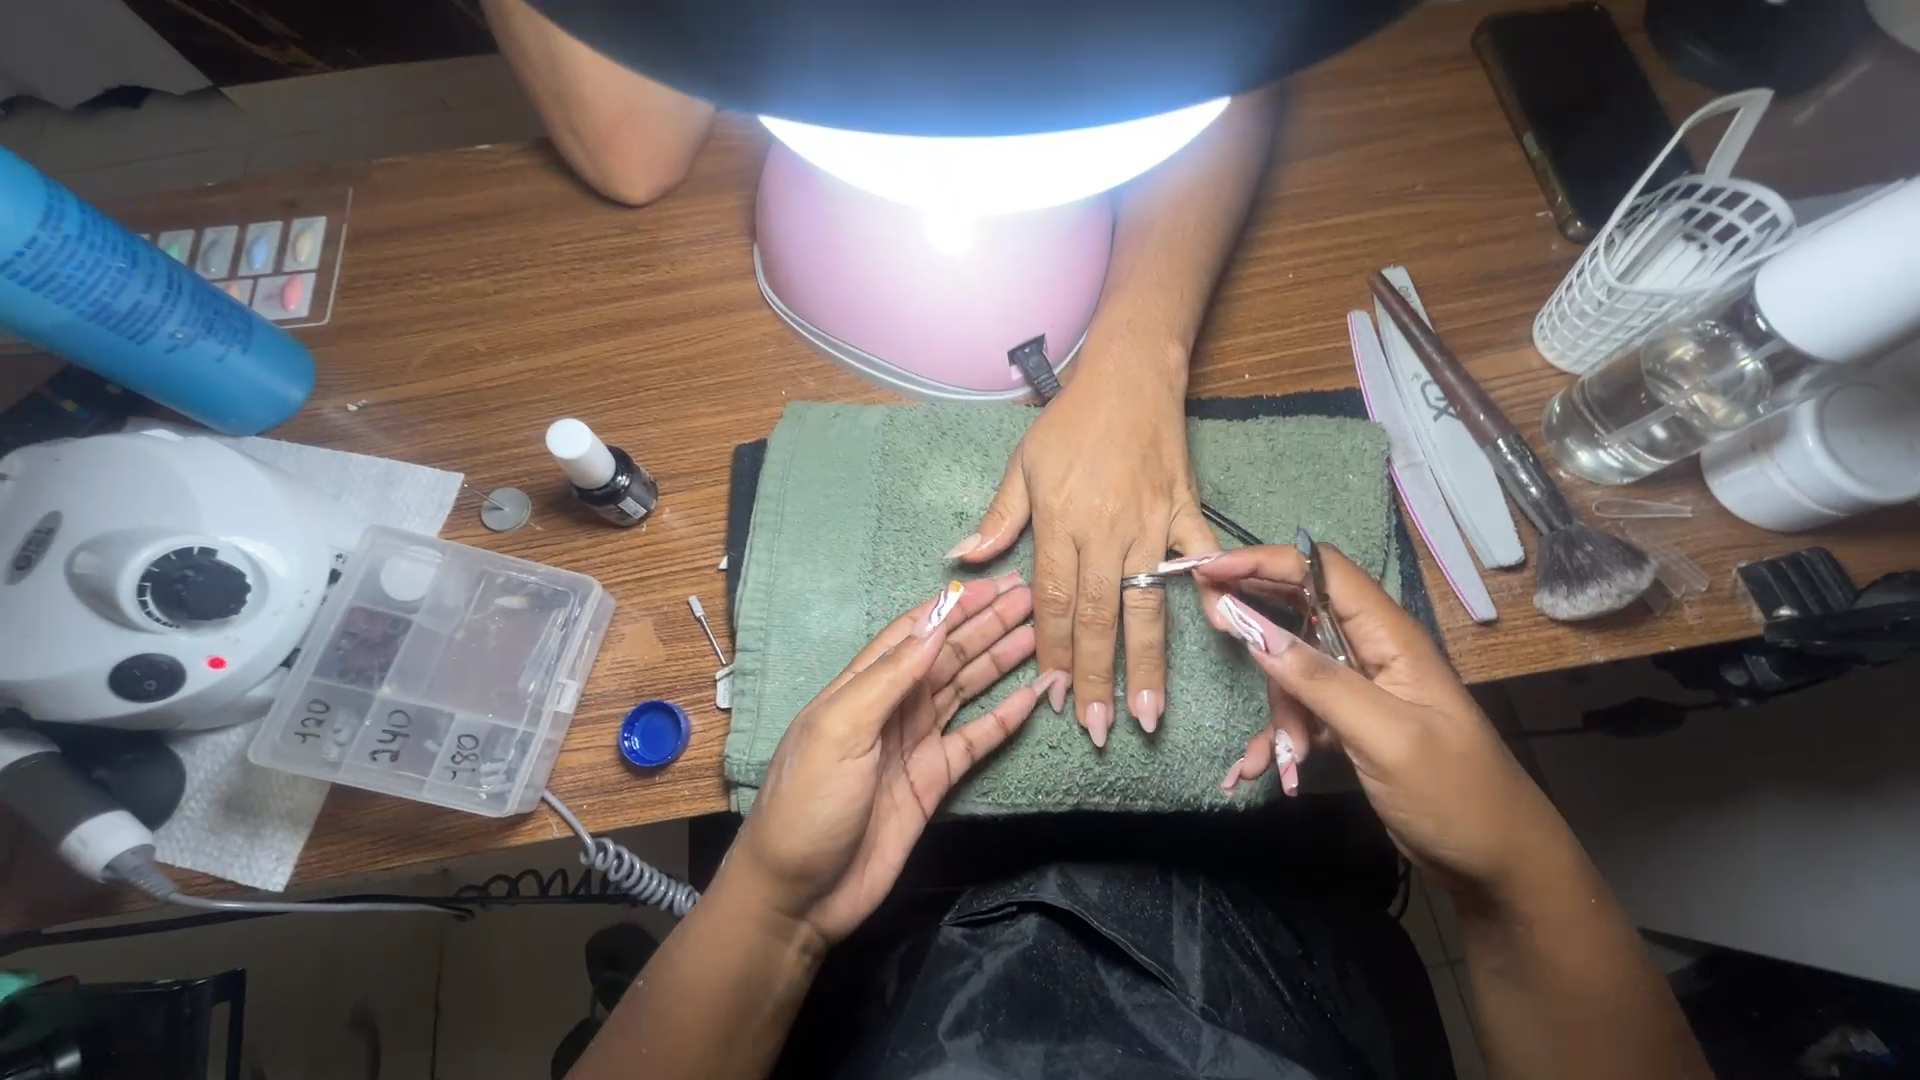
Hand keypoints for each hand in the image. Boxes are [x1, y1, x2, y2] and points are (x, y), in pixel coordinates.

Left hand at [725, 574, 1054, 944]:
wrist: (800, 892)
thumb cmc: (809, 803)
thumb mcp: (839, 730)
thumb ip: (888, 678)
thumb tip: (935, 623)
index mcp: (863, 686)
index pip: (915, 632)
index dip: (954, 606)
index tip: (994, 584)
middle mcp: (893, 706)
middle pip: (948, 654)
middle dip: (987, 625)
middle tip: (1030, 598)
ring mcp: (916, 742)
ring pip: (966, 688)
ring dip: (1000, 660)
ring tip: (1040, 635)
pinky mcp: (934, 779)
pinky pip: (977, 739)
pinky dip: (1006, 718)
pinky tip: (1033, 696)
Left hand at [946, 367, 1214, 747]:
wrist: (1129, 377)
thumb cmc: (1069, 425)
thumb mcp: (1022, 467)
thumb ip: (998, 519)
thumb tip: (961, 560)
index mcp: (1061, 525)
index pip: (1054, 602)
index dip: (1054, 652)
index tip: (1056, 697)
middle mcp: (1105, 534)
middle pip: (1098, 616)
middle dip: (1097, 677)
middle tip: (1098, 730)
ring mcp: (1151, 527)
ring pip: (1145, 604)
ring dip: (1145, 662)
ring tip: (1146, 713)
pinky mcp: (1185, 514)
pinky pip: (1199, 560)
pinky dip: (1208, 594)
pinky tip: (1215, 636)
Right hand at [1188, 546, 1577, 901]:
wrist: (1499, 867)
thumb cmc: (1456, 795)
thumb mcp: (1385, 736)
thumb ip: (1318, 680)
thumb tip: (1249, 628)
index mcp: (1391, 637)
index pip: (1322, 572)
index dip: (1264, 560)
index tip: (1208, 568)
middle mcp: (1373, 651)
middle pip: (1299, 609)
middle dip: (1252, 617)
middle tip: (1209, 620)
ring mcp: (1360, 687)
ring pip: (1292, 669)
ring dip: (1278, 710)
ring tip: (1286, 755)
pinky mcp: (1350, 722)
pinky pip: (1299, 712)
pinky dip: (1280, 736)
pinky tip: (1265, 768)